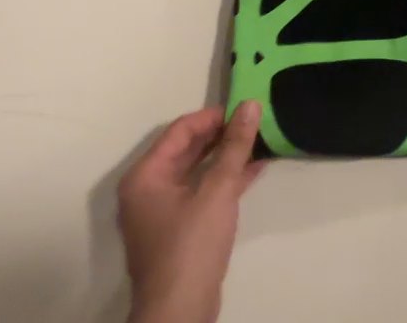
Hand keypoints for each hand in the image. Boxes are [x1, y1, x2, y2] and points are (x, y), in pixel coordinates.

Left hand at [119, 101, 267, 322]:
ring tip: (261, 141)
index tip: (247, 110)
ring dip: (227, 156)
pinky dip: (225, 178)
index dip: (214, 117)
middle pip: (187, 149)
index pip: (181, 130)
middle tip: (257, 122)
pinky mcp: (178, 228)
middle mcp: (147, 189)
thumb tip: (250, 104)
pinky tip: (255, 169)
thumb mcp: (218, 189)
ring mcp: (161, 210)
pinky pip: (202, 190)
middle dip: (222, 135)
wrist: (179, 310)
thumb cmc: (192, 245)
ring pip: (197, 170)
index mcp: (146, 176)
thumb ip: (235, 145)